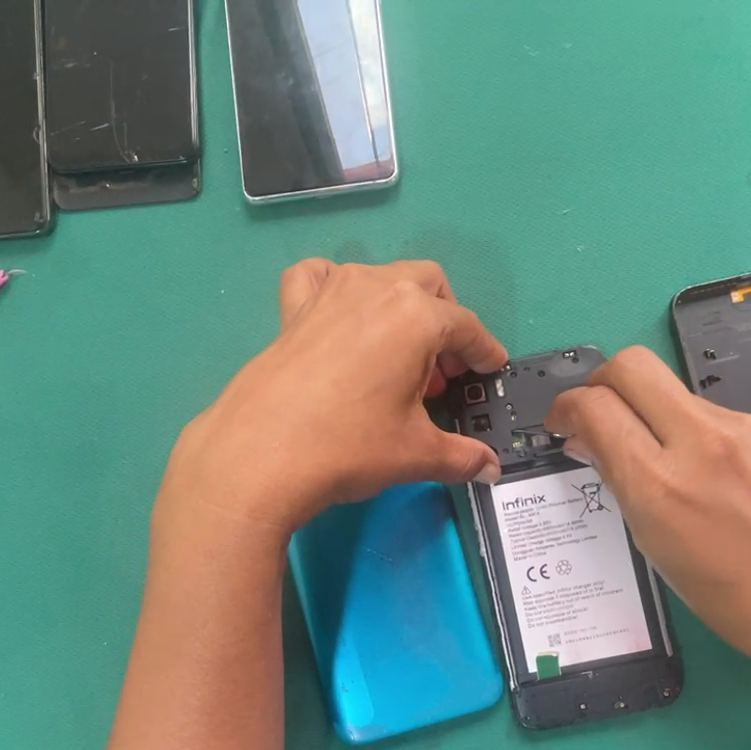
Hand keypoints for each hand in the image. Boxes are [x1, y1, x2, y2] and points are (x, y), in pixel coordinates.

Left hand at [160, 260, 508, 538]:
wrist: (260, 456)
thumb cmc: (349, 448)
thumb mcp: (416, 454)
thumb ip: (462, 457)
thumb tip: (490, 470)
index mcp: (416, 316)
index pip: (466, 326)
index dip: (483, 350)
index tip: (489, 367)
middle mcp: (375, 289)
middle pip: (429, 286)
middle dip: (445, 322)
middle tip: (441, 373)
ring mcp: (329, 292)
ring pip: (380, 278)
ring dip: (399, 309)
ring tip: (395, 359)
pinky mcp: (292, 309)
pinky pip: (319, 278)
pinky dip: (337, 290)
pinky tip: (339, 321)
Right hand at [544, 346, 750, 685]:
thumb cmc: (736, 600)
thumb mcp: (657, 550)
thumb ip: (621, 486)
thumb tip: (592, 446)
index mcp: (661, 484)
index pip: (595, 406)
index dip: (566, 409)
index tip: (563, 425)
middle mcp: (698, 441)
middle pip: (630, 365)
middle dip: (599, 382)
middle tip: (594, 415)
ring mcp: (738, 428)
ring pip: (668, 387)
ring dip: (643, 407)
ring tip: (646, 455)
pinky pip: (703, 409)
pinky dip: (680, 426)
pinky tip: (690, 468)